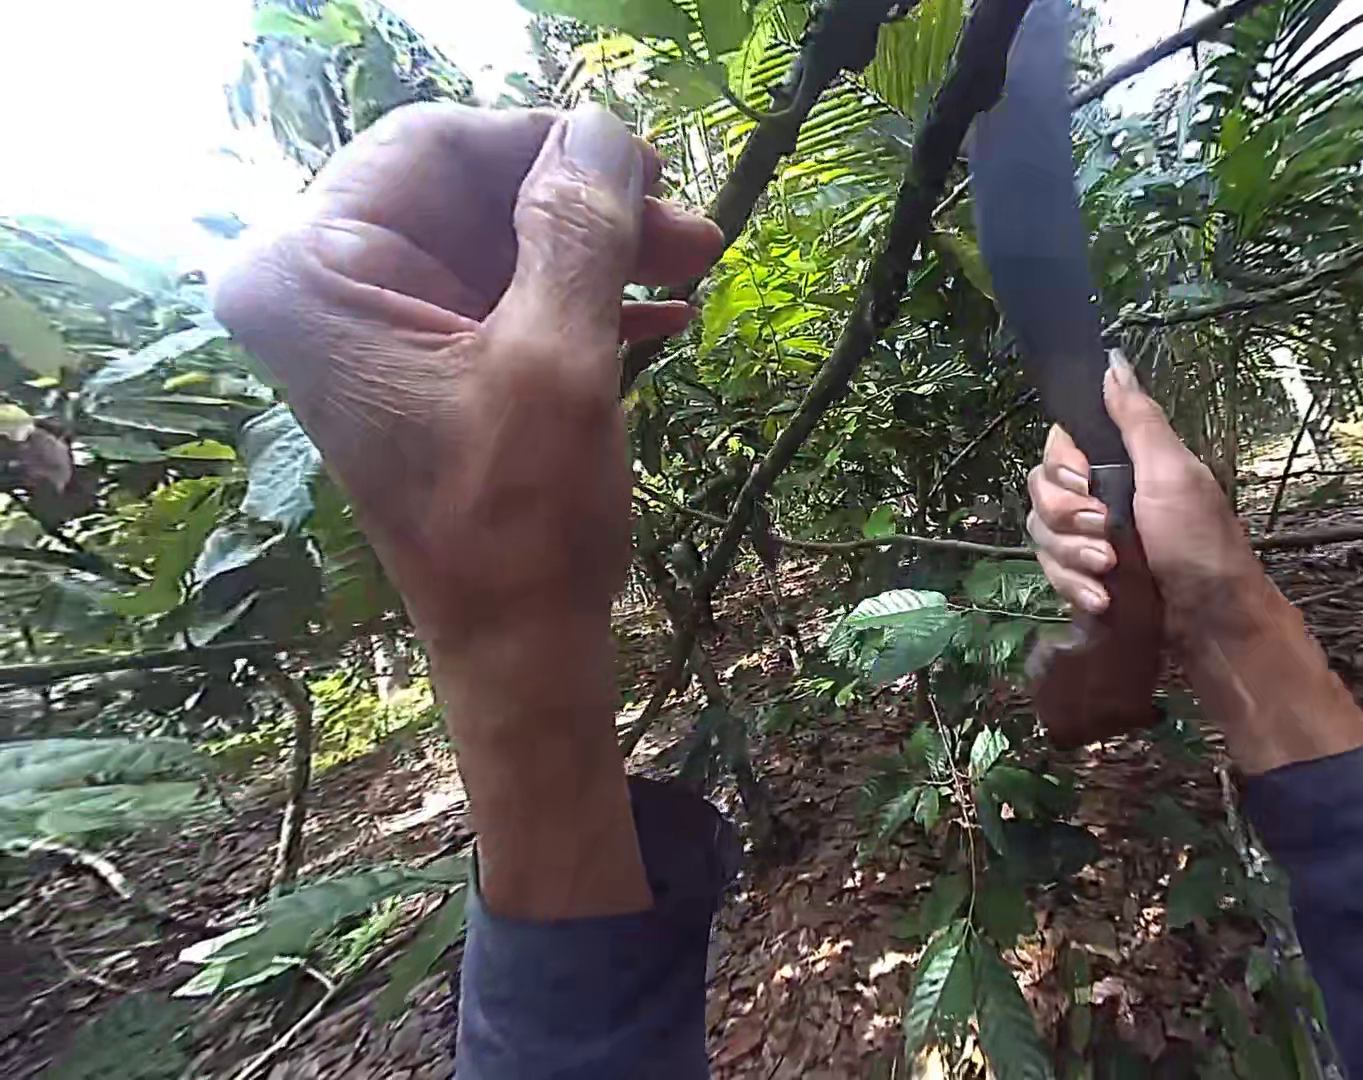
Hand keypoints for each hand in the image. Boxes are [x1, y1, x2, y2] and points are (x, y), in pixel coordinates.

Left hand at [216, 104, 725, 917]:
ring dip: (611, 257)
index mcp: (322, 274)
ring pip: (518, 257)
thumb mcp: (559, 365)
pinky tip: (666, 313)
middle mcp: (346, 292)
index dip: (553, 146)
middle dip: (597, 211)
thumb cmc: (530, 514)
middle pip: (483, 203)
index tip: (655, 164)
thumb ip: (577, 238)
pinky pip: (532, 311)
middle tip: (696, 230)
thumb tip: (611, 132)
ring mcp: (408, 337)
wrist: (526, 632)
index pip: (437, 152)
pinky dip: (602, 306)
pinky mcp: (462, 376)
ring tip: (697, 265)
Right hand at [1026, 353, 1362, 772]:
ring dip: (1072, 557)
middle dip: (1066, 518)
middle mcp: (1096, 496)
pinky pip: (1052, 573)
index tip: (1084, 483)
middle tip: (1102, 531)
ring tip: (1108, 571)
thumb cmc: (1197, 538)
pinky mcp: (1083, 577)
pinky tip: (1100, 600)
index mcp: (1117, 464)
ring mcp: (1086, 539)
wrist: (1208, 619)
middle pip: (1040, 493)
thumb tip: (1112, 361)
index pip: (1056, 450)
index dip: (1061, 468)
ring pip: (1041, 535)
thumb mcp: (1172, 472)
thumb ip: (1137, 420)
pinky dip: (1074, 587)